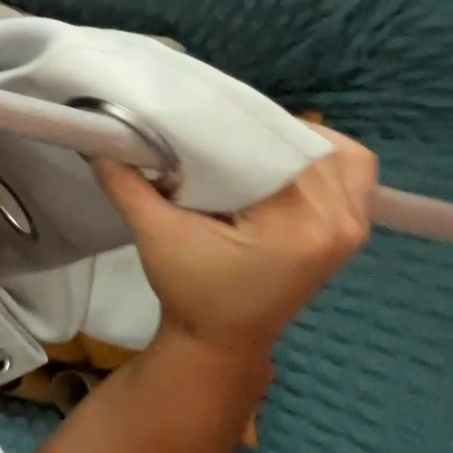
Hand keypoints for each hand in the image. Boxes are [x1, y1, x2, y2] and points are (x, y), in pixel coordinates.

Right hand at [92, 122, 376, 356]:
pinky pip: (351, 174)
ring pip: (337, 156)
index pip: (274, 150)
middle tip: (212, 127)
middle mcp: (341, 221)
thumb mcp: (153, 234)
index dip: (235, 128)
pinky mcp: (349, 230)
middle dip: (259, 133)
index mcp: (299, 224)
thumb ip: (127, 184)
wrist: (220, 336)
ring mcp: (353, 226)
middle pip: (308, 148)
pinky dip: (319, 158)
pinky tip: (278, 160)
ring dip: (290, 143)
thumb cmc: (191, 289)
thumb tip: (99, 142)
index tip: (194, 116)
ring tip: (242, 143)